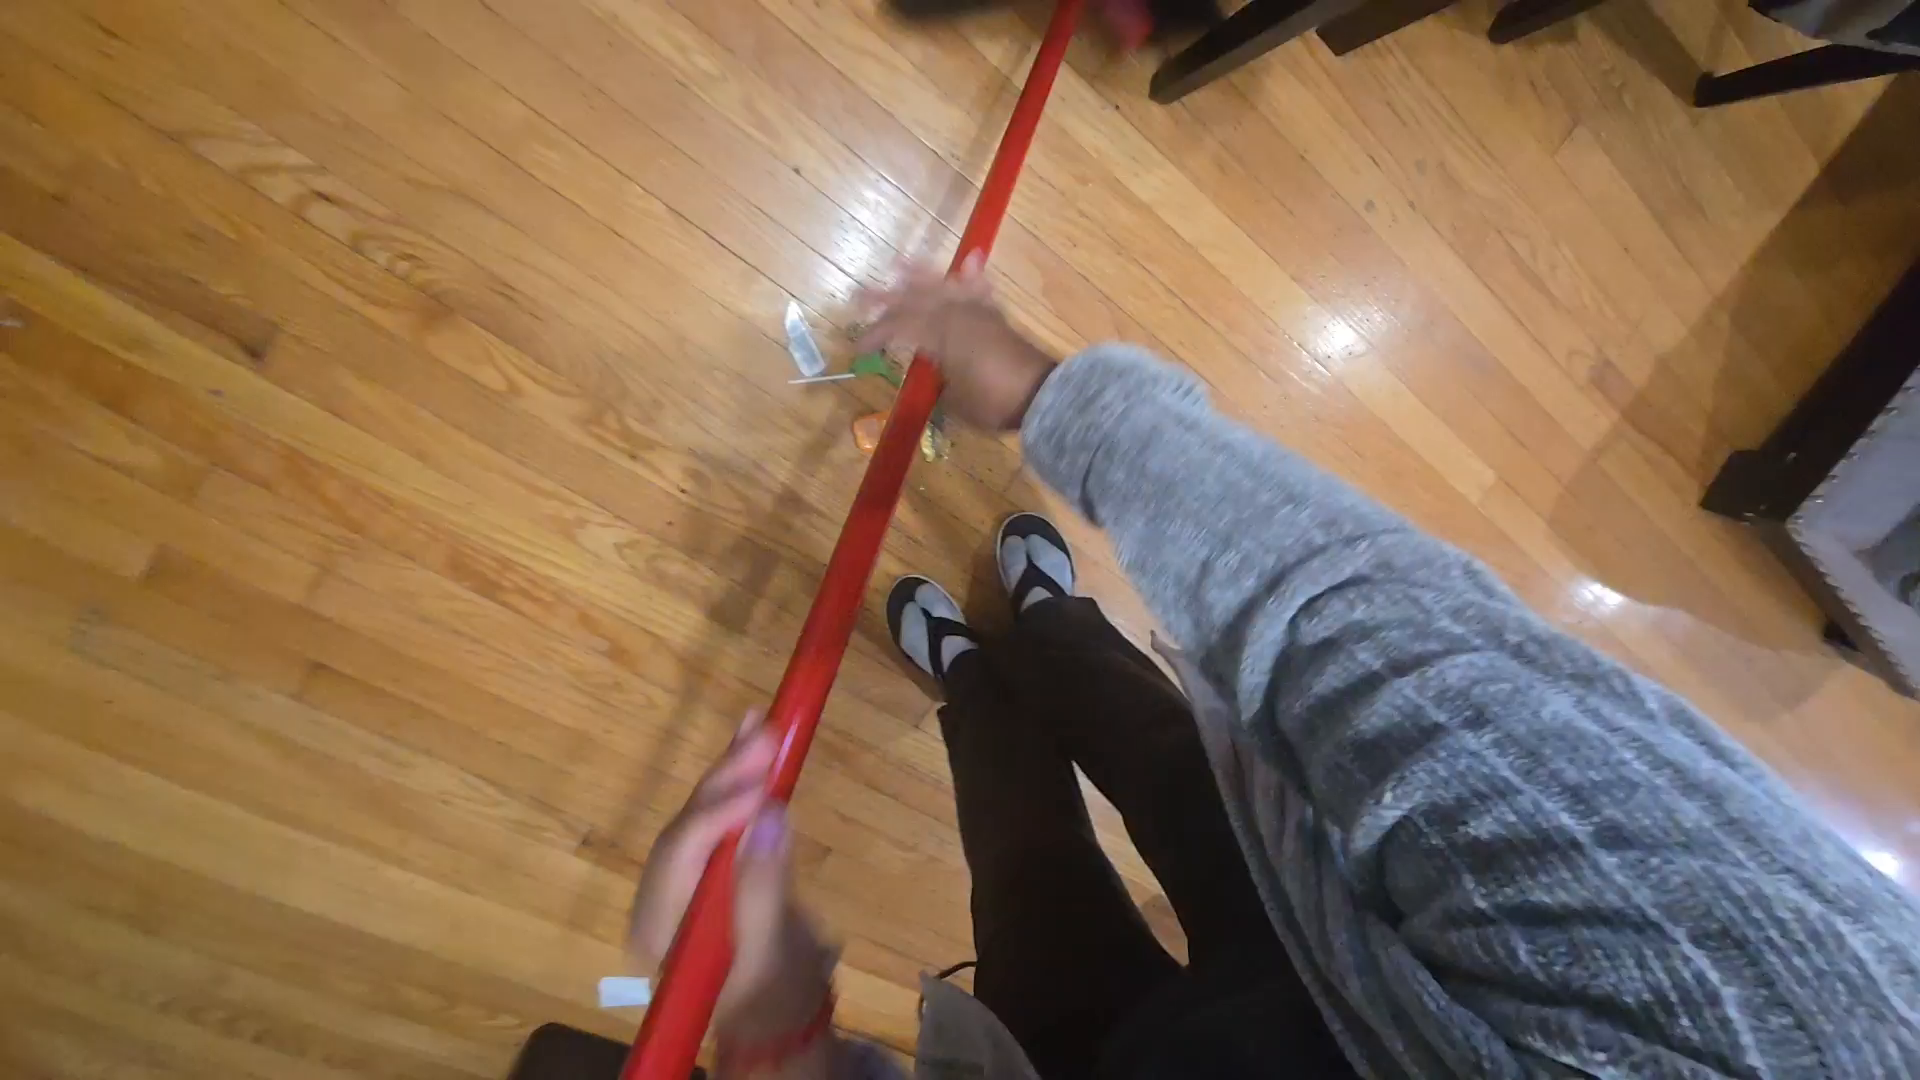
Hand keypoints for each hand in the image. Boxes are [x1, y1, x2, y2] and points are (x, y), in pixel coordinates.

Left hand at [628, 710, 833, 1038]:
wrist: (780, 1013)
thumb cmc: (772, 996)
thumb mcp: (770, 955)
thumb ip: (763, 890)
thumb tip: (770, 815)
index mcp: (661, 926)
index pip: (680, 857)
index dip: (719, 814)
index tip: (764, 784)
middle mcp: (663, 895)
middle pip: (689, 824)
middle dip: (727, 777)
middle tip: (766, 731)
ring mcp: (688, 878)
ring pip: (703, 812)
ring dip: (733, 767)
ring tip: (762, 723)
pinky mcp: (714, 864)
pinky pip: (722, 815)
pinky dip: (741, 778)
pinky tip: (755, 744)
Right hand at [854, 254, 1057, 430]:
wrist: (1044, 396)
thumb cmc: (995, 404)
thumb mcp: (957, 402)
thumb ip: (939, 380)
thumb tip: (934, 371)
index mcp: (940, 335)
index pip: (899, 328)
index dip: (876, 335)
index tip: (858, 347)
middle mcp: (956, 315)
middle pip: (914, 299)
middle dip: (884, 298)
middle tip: (858, 294)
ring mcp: (978, 312)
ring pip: (943, 286)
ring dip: (920, 274)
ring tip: (900, 262)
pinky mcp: (996, 318)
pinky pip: (979, 291)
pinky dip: (971, 277)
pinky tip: (970, 262)